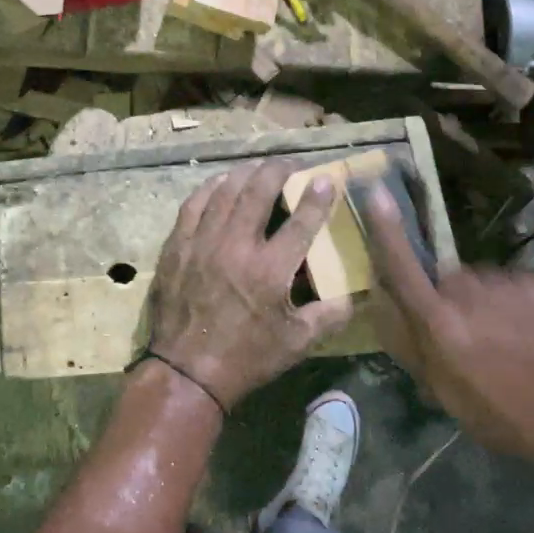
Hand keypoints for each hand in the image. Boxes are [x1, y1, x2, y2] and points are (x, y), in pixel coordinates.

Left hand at [146, 160, 355, 409]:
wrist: (187, 369)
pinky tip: (220, 183)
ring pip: (224, 191)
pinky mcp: (177, 244)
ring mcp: (202, 242)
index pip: (300, 222)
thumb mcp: (298, 342)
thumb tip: (356, 293)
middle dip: (277, 170)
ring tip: (258, 168)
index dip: (316, 197)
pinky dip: (210, 188)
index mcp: (270, 270)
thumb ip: (330, 314)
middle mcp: (236, 246)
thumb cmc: (247, 357)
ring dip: (244, 174)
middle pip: (258, 191)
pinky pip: (193, 204)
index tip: (325, 178)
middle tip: (289, 163)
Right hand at [359, 184, 533, 475]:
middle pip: (444, 279)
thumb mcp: (442, 392)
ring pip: (479, 283)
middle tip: (466, 337)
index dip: (386, 229)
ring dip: (482, 302)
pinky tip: (530, 335)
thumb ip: (408, 343)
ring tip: (506, 342)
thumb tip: (381, 306)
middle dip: (447, 298)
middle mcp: (468, 292)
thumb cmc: (503, 417)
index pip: (401, 265)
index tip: (377, 192)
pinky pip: (510, 284)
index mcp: (439, 321)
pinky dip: (512, 303)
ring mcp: (506, 283)